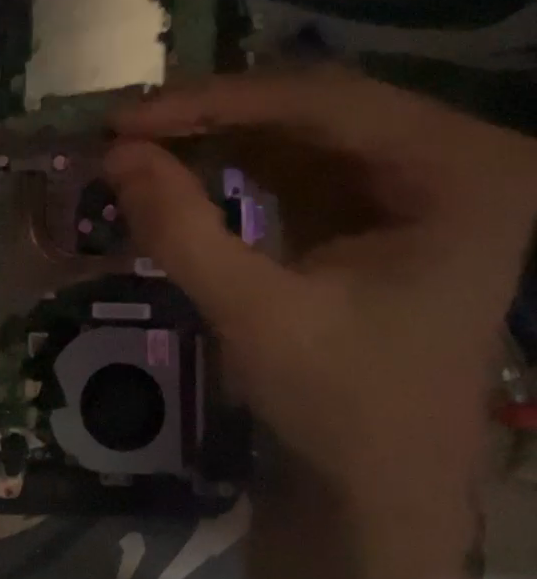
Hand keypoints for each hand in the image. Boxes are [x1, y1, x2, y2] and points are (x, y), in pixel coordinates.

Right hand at [106, 68, 536, 572]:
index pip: (325, 103)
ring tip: (130, 147)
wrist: (379, 477)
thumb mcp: (252, 312)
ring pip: (298, 131)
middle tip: (117, 130)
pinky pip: (292, 166)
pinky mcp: (375, 211)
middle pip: (315, 106)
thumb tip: (112, 154)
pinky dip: (227, 166)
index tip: (120, 121)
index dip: (212, 102)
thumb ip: (181, 228)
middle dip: (209, 114)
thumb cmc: (338, 399)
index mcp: (465, 173)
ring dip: (212, 136)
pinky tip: (171, 171)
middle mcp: (456, 160)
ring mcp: (418, 184)